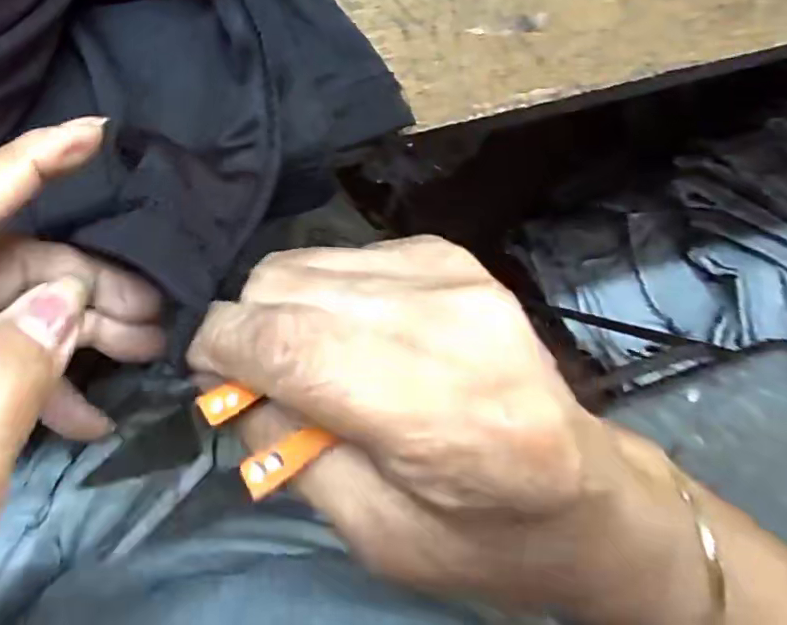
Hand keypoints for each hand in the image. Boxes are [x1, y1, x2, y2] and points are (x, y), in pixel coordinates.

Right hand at [188, 237, 713, 622]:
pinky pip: (337, 255)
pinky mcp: (443, 251)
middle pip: (287, 287)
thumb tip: (225, 382)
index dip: (224, 346)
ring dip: (277, 305)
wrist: (587, 487)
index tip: (200, 365)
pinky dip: (317, 291)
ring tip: (298, 352)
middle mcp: (448, 320)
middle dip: (243, 325)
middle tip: (249, 372)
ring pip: (303, 261)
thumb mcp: (374, 536)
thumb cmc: (482, 536)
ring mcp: (448, 272)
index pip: (293, 346)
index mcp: (442, 414)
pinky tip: (343, 330)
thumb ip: (287, 451)